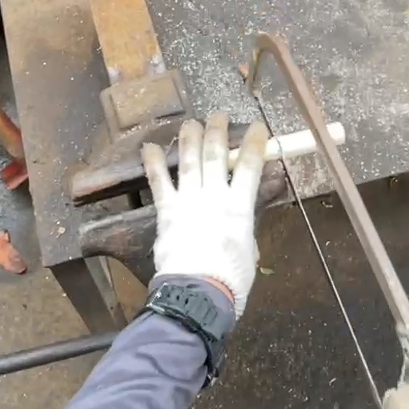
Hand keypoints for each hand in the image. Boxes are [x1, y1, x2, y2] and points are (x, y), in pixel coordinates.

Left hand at [140, 113, 266, 315]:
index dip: (255, 145)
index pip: (250, 168)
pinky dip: (154, 163)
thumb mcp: (248, 252)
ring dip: (189, 139)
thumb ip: (243, 230)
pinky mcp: (167, 212)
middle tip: (218, 116)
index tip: (258, 128)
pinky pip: (159, 182)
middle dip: (218, 132)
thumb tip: (240, 223)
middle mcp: (214, 197)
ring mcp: (188, 201)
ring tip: (191, 122)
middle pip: (216, 156)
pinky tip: (149, 147)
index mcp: (239, 208)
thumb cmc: (230, 281)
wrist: (197, 293)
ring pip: (190, 161)